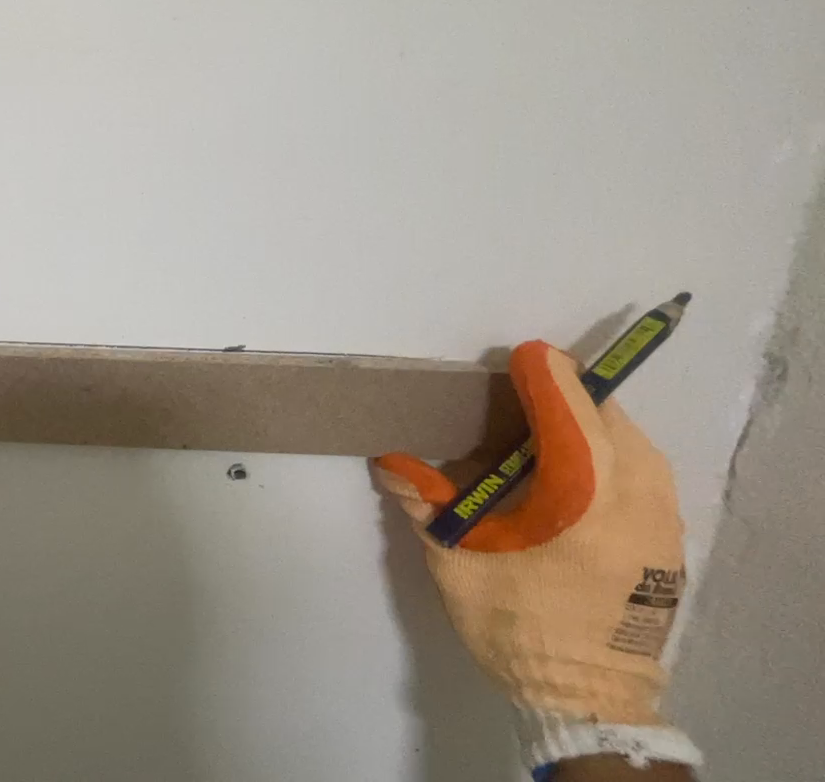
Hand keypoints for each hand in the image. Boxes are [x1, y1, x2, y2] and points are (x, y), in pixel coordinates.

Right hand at [373, 341, 699, 773]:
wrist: (584, 697)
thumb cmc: (515, 625)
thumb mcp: (456, 561)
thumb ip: (426, 504)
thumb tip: (388, 461)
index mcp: (587, 514)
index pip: (577, 428)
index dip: (552, 385)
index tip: (526, 354)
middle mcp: (639, 514)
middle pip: (618, 431)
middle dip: (576, 397)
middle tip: (527, 381)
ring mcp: (661, 531)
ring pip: (637, 451)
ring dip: (596, 424)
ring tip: (545, 416)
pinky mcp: (663, 545)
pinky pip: (644, 476)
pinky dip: (611, 451)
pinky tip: (571, 461)